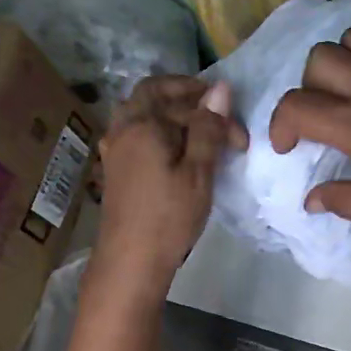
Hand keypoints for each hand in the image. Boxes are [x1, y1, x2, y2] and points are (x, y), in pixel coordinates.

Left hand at [91, 76, 248, 289]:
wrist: (131, 261)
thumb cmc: (169, 217)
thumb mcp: (198, 172)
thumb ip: (208, 128)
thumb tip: (220, 88)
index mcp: (142, 124)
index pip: (180, 98)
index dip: (213, 109)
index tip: (236, 134)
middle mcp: (122, 129)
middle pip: (152, 96)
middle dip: (187, 100)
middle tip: (216, 120)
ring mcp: (114, 149)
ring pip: (141, 115)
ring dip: (169, 116)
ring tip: (198, 135)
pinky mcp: (114, 169)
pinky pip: (135, 135)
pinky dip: (157, 134)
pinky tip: (174, 154)